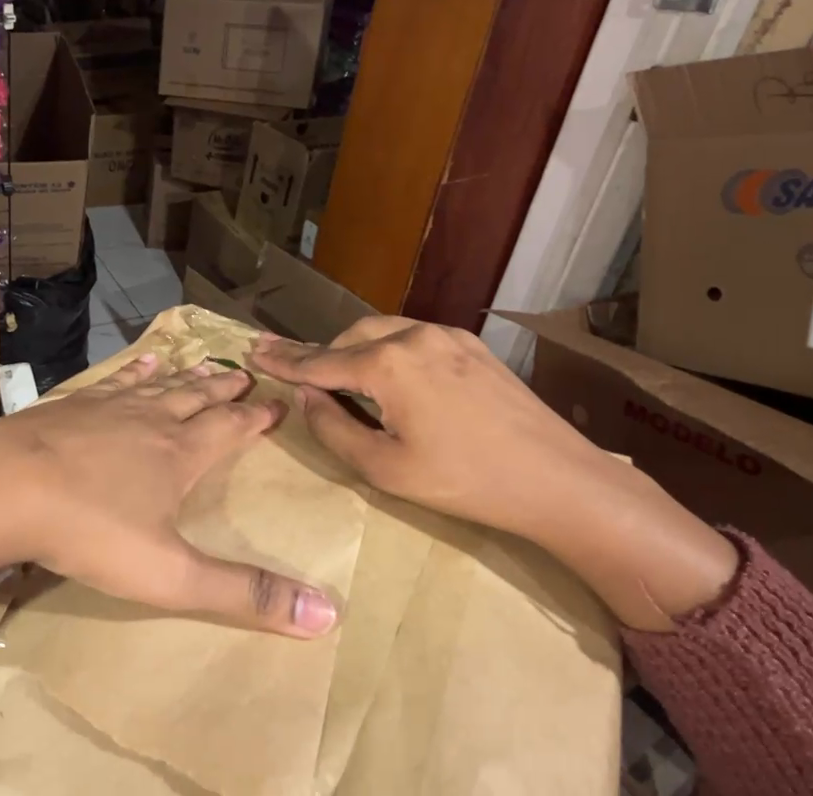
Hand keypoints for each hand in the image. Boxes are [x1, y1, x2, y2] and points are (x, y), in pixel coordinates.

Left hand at [0, 355, 339, 638]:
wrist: (5, 486)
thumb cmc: (90, 530)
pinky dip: (133, 371)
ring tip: (202, 363)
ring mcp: (106, 406)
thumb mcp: (172, 575)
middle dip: (225, 389)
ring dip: (184, 376)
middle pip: (197, 398)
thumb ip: (244, 593)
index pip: (230, 428)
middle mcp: (150, 420)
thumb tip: (328, 614)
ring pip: (158, 385)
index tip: (279, 401)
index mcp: (180, 455)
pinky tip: (139, 364)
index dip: (256, 416)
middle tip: (246, 373)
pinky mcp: (70, 404)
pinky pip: (113, 381)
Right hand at [250, 318, 738, 631]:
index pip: (318, 361)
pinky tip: (387, 371)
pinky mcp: (471, 346)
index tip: (252, 352)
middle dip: (318, 353)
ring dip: (352, 349)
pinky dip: (386, 350)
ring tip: (335, 371)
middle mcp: (412, 336)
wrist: (560, 481)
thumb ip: (333, 429)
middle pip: (348, 338)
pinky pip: (413, 337)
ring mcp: (446, 337)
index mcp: (386, 364)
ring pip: (381, 331)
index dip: (283, 361)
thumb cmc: (465, 481)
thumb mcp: (384, 469)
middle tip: (291, 366)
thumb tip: (307, 397)